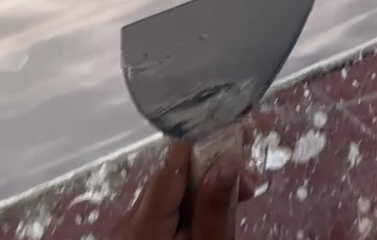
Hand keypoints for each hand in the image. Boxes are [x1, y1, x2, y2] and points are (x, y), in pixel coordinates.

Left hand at [114, 140, 252, 239]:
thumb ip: (214, 207)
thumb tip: (229, 160)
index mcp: (143, 223)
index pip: (174, 161)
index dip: (208, 145)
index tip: (242, 146)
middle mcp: (128, 219)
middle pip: (173, 174)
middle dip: (213, 170)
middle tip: (248, 186)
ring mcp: (127, 229)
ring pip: (171, 189)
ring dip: (205, 187)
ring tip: (236, 199)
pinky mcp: (133, 236)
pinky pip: (164, 207)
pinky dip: (189, 205)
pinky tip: (210, 215)